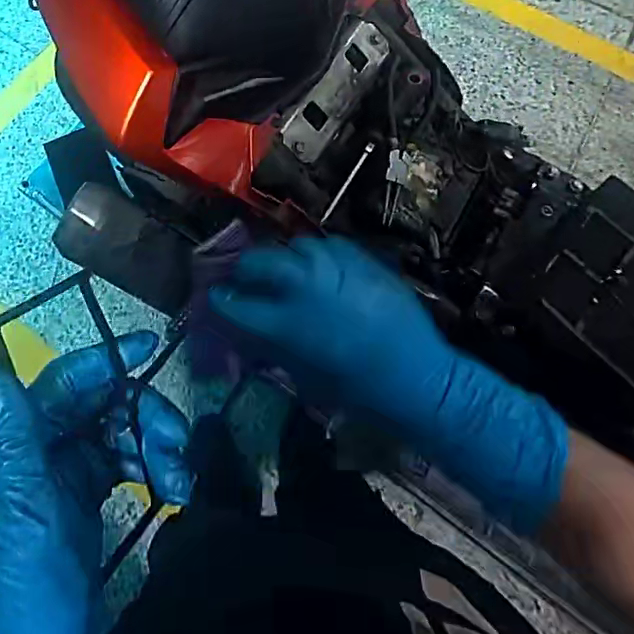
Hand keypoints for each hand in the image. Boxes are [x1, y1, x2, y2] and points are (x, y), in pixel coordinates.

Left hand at [0, 333, 191, 633]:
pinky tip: (172, 488)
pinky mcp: (90, 493)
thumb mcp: (24, 504)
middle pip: (99, 402)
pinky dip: (150, 467)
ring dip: (153, 442)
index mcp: (21, 440)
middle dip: (142, 411)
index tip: (147, 345)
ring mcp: (68, 469)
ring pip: (117, 429)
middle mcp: (43, 445)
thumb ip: (13, 438)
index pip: (65, 381)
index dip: (103, 358)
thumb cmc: (29, 575)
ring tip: (180, 476)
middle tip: (178, 438)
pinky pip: (125, 461)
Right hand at [208, 235, 567, 531]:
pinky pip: (327, 247)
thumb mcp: (300, 370)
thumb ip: (269, 340)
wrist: (418, 376)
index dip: (219, 300)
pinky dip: (317, 257)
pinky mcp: (359, 258)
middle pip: (256, 261)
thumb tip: (247, 323)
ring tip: (288, 273)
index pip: (234, 302)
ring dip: (284, 260)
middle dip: (244, 270)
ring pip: (293, 247)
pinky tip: (322, 271)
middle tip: (244, 279)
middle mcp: (302, 284)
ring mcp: (332, 266)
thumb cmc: (355, 386)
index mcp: (283, 320)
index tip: (215, 297)